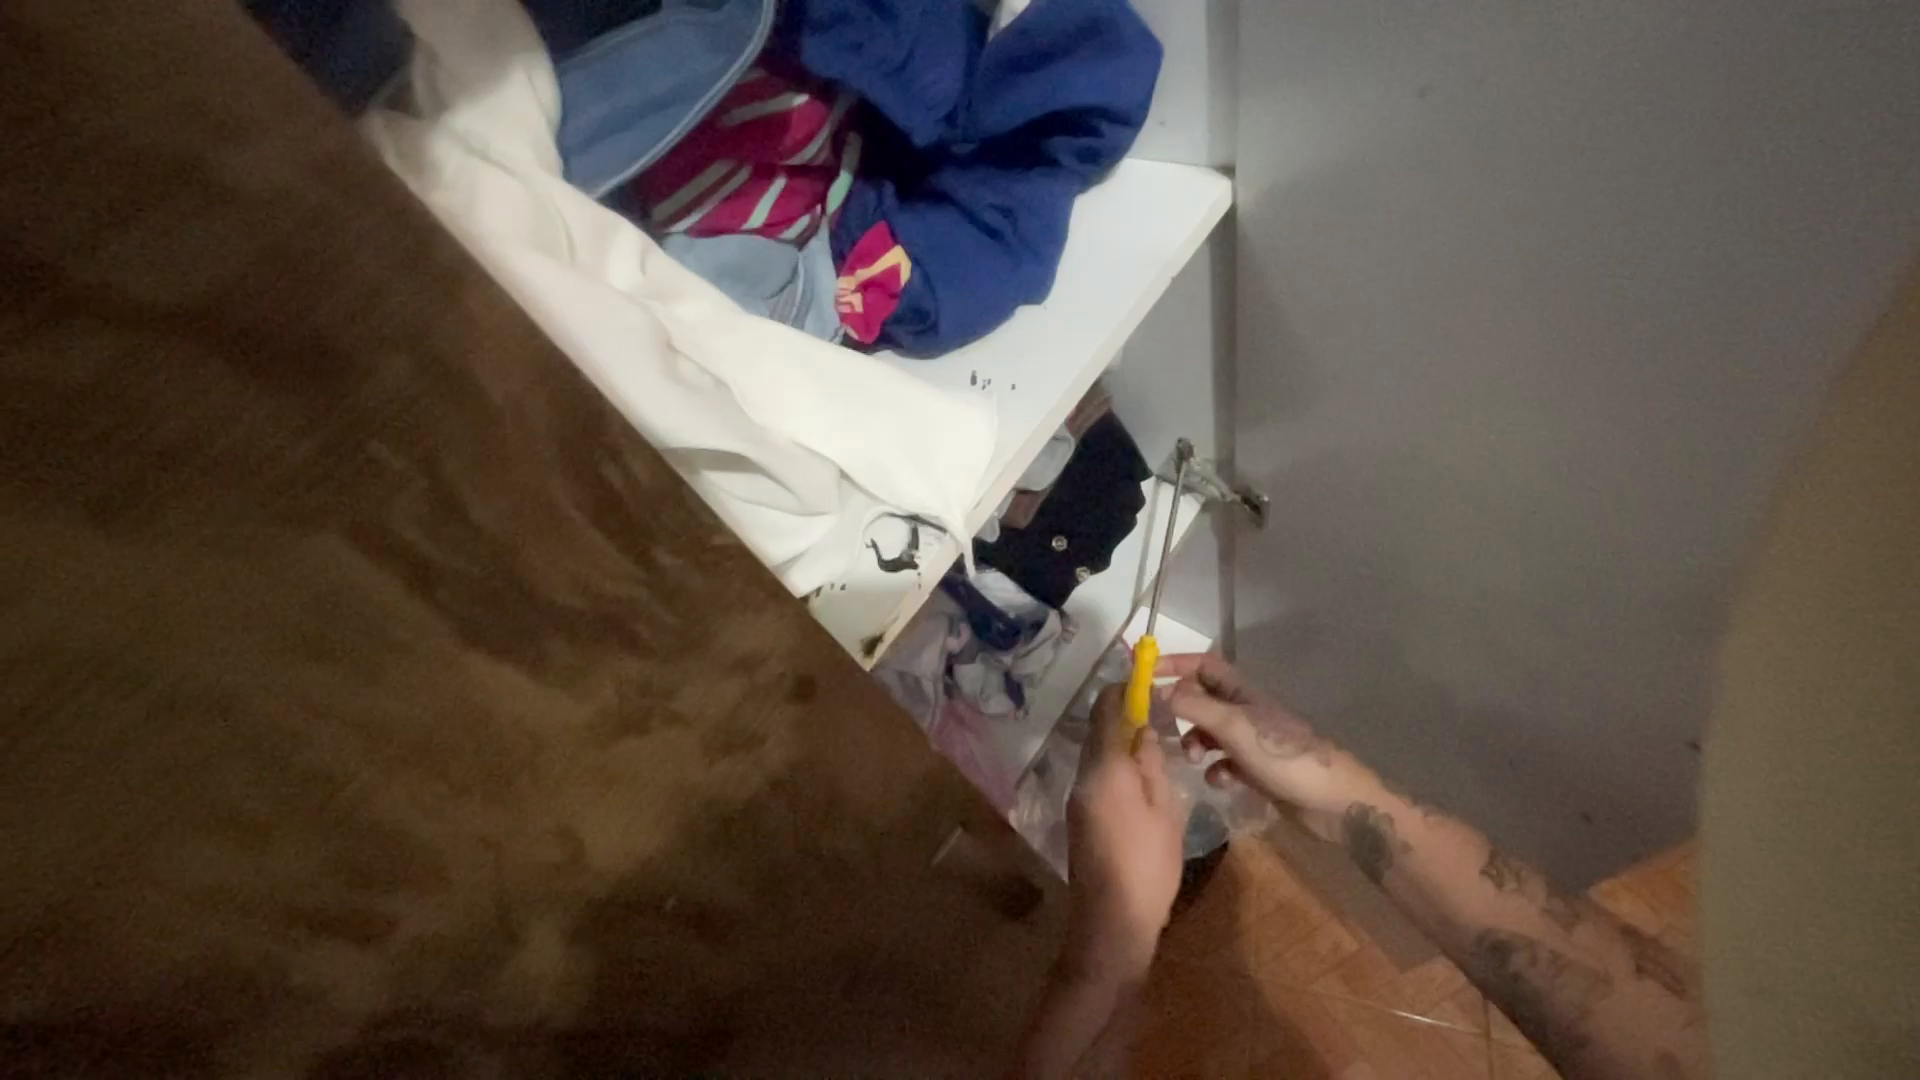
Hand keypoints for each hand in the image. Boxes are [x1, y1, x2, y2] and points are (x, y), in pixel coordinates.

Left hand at [1064, 684, 1185, 984]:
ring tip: (1152, 741)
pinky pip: (1094, 771)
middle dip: (1121, 710)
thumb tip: (1145, 730)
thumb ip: (1153, 765)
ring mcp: (1077, 793)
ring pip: (1094, 749)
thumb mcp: (1165, 811)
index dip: (1125, 687)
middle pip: (1097, 726)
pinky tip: (1137, 774)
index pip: (1108, 709)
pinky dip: (1112, 760)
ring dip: (1117, 737)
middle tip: (1154, 709)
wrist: (1111, 920)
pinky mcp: (1077, 812)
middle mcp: (1083, 773)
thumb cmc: (1148, 865)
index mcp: (1106, 768)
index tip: (1144, 676)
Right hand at [1155, 654, 1368, 835]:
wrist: (1332, 801)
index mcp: (1242, 692)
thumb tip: (1158, 691)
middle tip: (1162, 726)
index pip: (1203, 664)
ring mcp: (1251, 740)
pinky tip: (1221, 782)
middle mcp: (1245, 711)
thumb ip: (1194, 706)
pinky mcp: (1256, 769)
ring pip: (1209, 732)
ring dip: (1195, 743)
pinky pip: (1224, 763)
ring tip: (1194, 759)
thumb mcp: (1232, 726)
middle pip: (1202, 699)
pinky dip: (1216, 770)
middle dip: (1180, 711)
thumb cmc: (1283, 755)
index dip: (1176, 664)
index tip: (1146, 675)